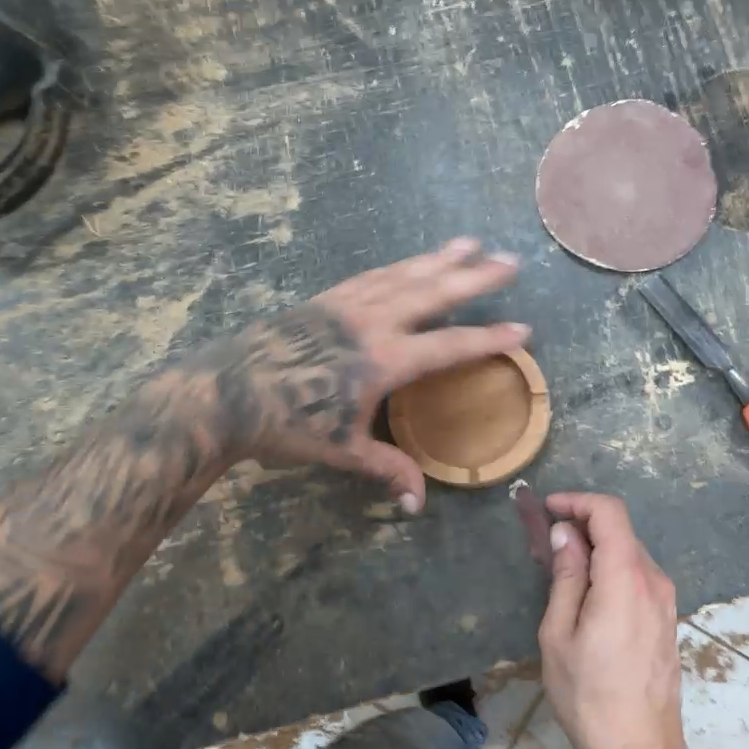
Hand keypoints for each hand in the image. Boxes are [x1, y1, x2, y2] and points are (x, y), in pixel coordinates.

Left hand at [208, 238, 526, 512]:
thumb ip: (387, 470)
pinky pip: (375, 275)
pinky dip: (402, 265)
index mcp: (384, 360)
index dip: (489, 339)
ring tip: (472, 243)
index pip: (449, 346)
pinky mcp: (326, 298)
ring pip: (406, 275)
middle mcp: (373, 322)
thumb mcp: (344, 450)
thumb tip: (419, 505)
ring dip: (442, 260)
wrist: (225, 393)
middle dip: (476, 277)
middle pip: (435, 293)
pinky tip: (415, 261)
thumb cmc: (288, 425)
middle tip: (511, 261)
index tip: (523, 329)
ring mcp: (348, 304)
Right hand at [538, 492, 688, 748]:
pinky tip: (588, 596)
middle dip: (583, 526)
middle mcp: (654, 581)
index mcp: (626, 578)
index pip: (609, 512)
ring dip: (597, 550)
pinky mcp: (667, 620)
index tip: (547, 510)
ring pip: (630, 555)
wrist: (639, 747)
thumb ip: (566, 576)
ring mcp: (666, 601)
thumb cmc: (588, 694)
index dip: (577, 501)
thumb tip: (565, 534)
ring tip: (561, 571)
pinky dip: (611, 572)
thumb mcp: (560, 633)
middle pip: (621, 532)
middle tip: (545, 544)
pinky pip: (638, 579)